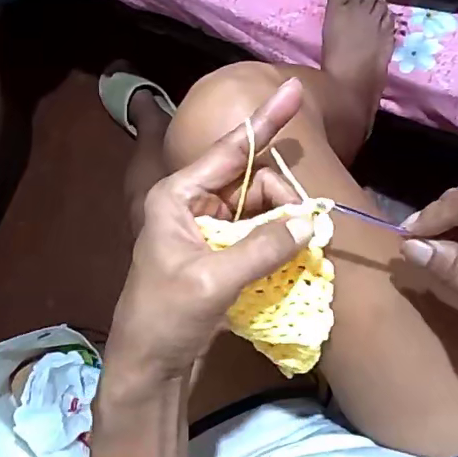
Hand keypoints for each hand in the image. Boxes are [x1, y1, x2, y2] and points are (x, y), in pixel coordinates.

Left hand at [103, 78, 311, 389]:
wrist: (149, 366)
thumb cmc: (166, 317)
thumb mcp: (213, 280)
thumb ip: (262, 248)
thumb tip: (308, 223)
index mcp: (178, 195)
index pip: (229, 150)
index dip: (264, 121)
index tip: (293, 90)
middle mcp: (192, 203)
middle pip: (251, 181)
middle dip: (282, 198)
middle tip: (308, 228)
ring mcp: (207, 228)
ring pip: (258, 208)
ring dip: (283, 222)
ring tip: (300, 247)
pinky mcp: (219, 254)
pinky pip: (257, 233)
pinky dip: (277, 240)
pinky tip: (293, 253)